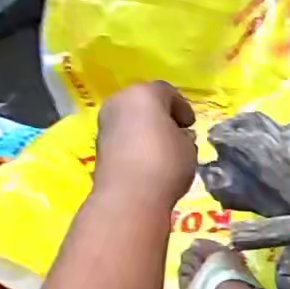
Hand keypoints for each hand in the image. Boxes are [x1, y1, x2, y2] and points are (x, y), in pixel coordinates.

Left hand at [94, 82, 196, 207]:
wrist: (129, 196)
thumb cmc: (166, 162)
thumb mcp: (188, 148)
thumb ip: (184, 137)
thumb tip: (178, 137)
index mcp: (144, 94)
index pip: (167, 92)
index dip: (182, 107)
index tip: (191, 124)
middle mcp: (119, 102)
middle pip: (143, 102)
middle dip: (160, 116)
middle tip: (176, 133)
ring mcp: (105, 124)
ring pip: (130, 120)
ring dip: (145, 130)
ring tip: (162, 149)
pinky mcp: (98, 147)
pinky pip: (121, 137)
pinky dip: (133, 144)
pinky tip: (147, 160)